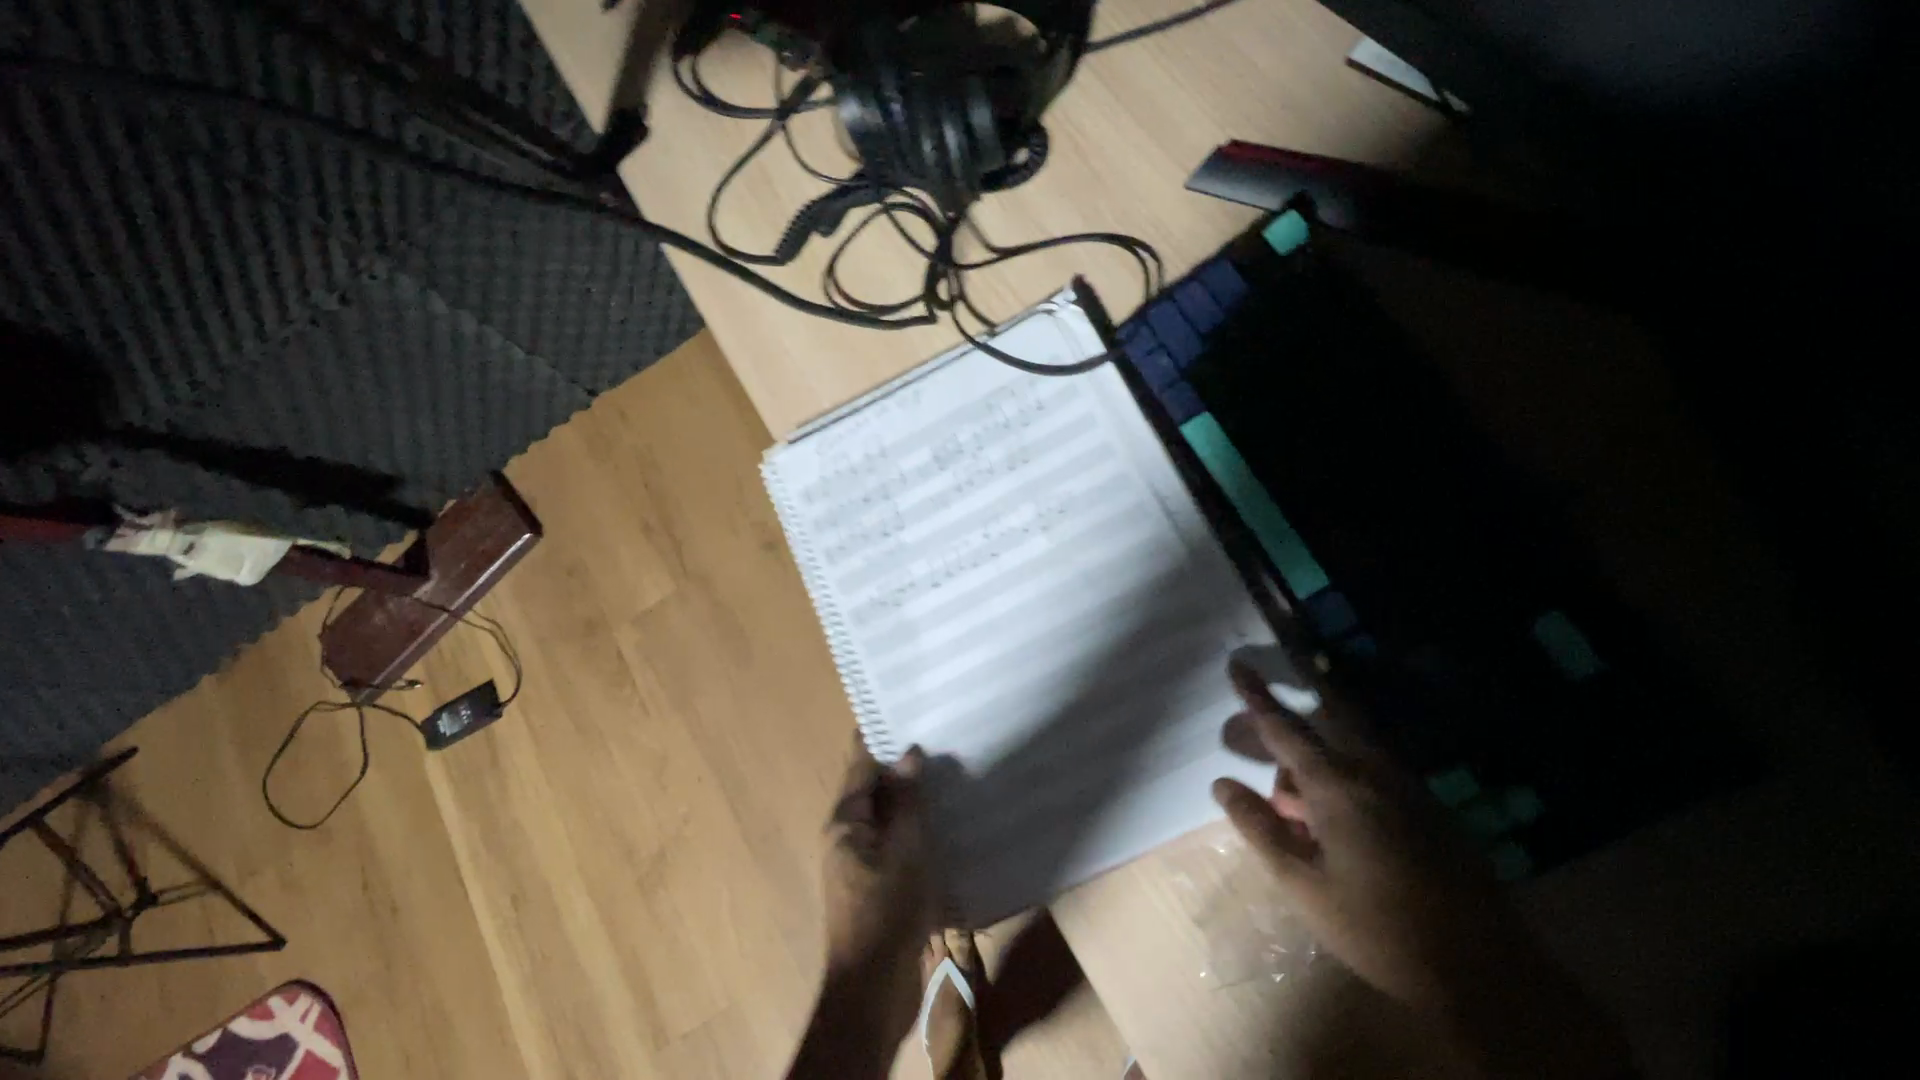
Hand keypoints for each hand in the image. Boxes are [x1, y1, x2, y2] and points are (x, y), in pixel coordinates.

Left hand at [819, 743, 934, 1042]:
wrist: (873, 988)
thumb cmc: (886, 912)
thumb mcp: (904, 851)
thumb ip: (906, 802)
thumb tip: (907, 753)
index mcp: (844, 822)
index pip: (860, 764)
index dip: (879, 735)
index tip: (904, 705)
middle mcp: (847, 836)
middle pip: (872, 787)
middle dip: (901, 763)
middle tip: (941, 734)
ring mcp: (861, 861)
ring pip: (887, 815)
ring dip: (912, 796)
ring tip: (950, 769)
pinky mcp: (877, 883)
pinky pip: (896, 841)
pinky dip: (916, 826)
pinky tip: (946, 820)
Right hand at [1212, 661, 1533, 1010]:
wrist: (1481, 969)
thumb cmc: (1377, 928)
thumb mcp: (1302, 885)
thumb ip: (1259, 828)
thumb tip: (1222, 784)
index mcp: (1338, 787)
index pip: (1285, 729)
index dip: (1257, 697)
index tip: (1238, 663)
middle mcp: (1375, 774)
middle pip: (1325, 725)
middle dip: (1288, 730)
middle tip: (1260, 755)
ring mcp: (1409, 790)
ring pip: (1351, 750)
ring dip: (1315, 766)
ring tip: (1296, 817)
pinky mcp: (1429, 811)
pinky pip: (1374, 773)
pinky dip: (1344, 783)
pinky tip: (1336, 831)